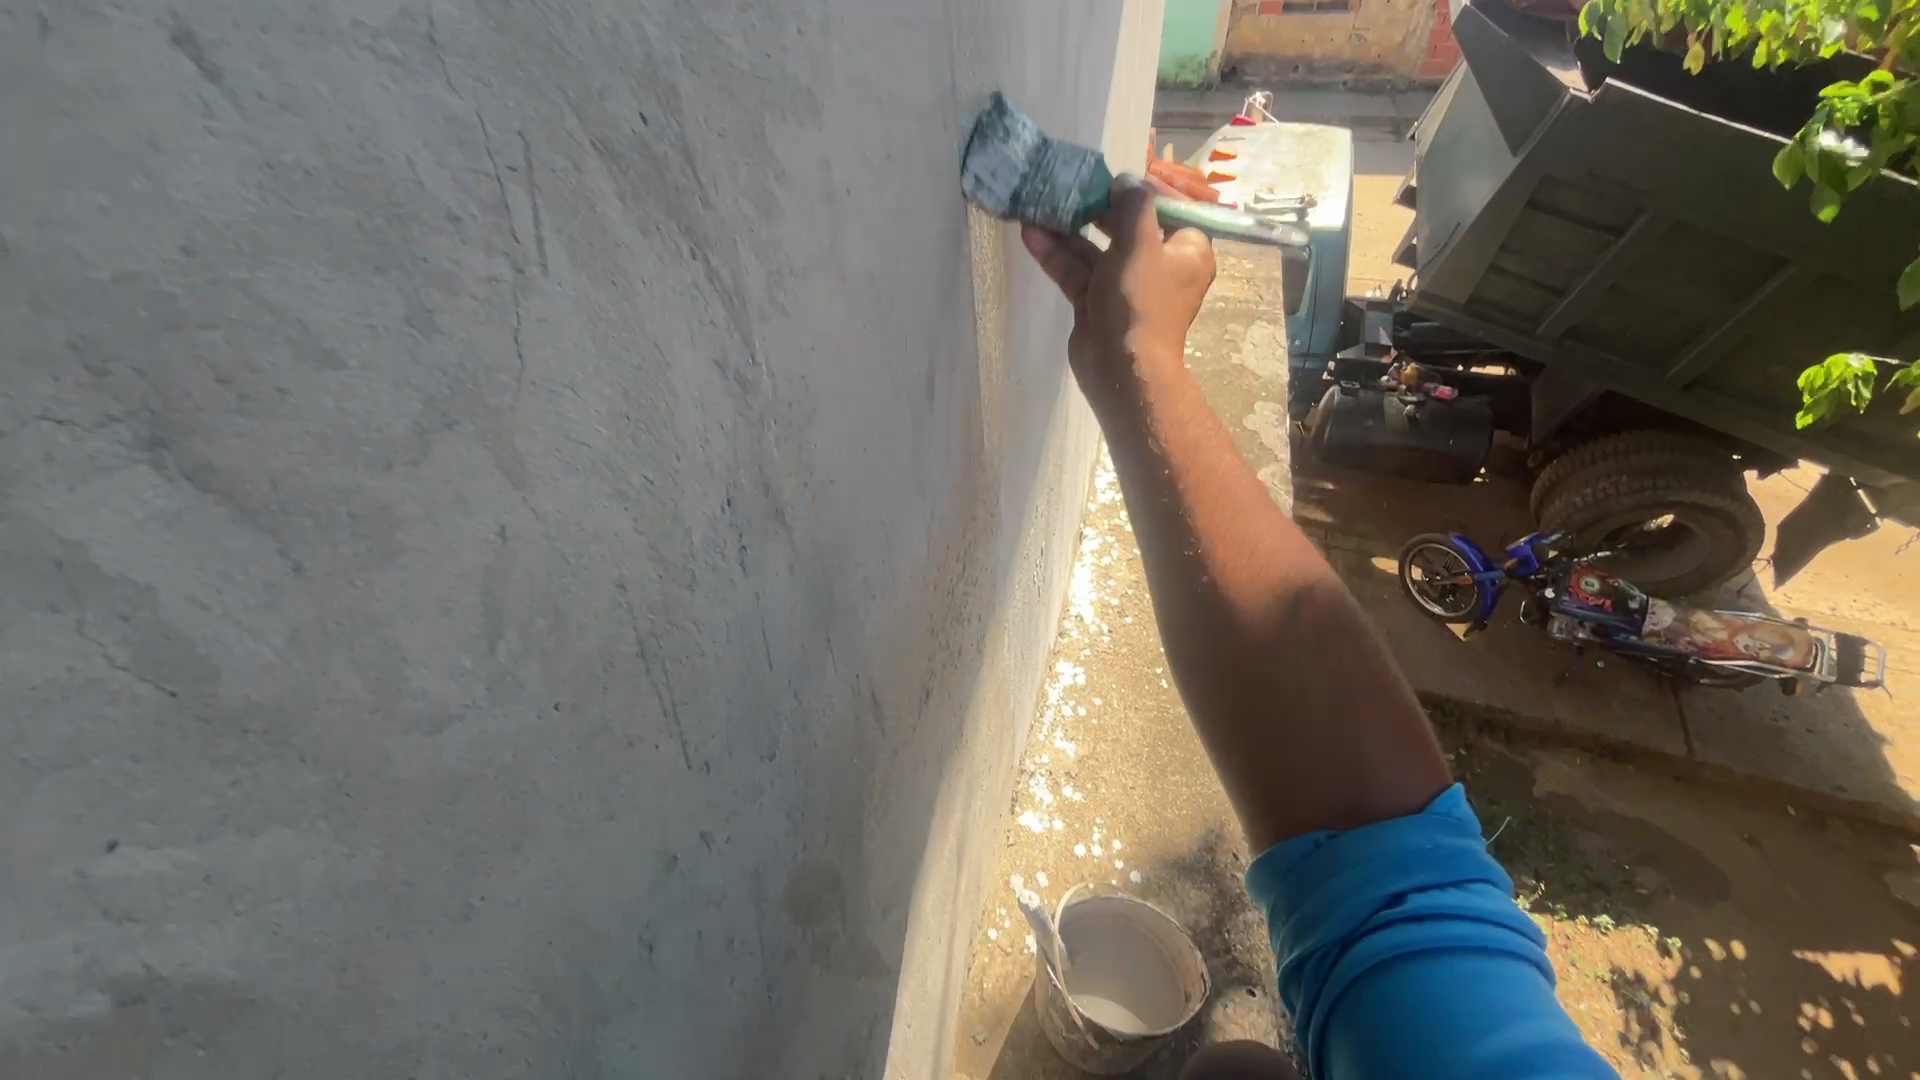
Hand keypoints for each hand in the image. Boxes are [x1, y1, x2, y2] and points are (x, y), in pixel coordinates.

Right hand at [1020, 179, 1215, 407]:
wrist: (1120, 367)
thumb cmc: (1141, 300)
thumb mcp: (1141, 242)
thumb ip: (1133, 204)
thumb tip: (1125, 181)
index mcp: (1187, 251)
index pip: (1168, 208)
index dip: (1141, 189)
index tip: (1113, 175)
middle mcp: (1158, 267)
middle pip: (1126, 227)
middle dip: (1095, 208)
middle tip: (1070, 186)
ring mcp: (1124, 288)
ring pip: (1095, 250)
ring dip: (1068, 230)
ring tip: (1039, 205)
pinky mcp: (1096, 304)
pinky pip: (1078, 272)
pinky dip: (1057, 255)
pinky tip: (1031, 234)